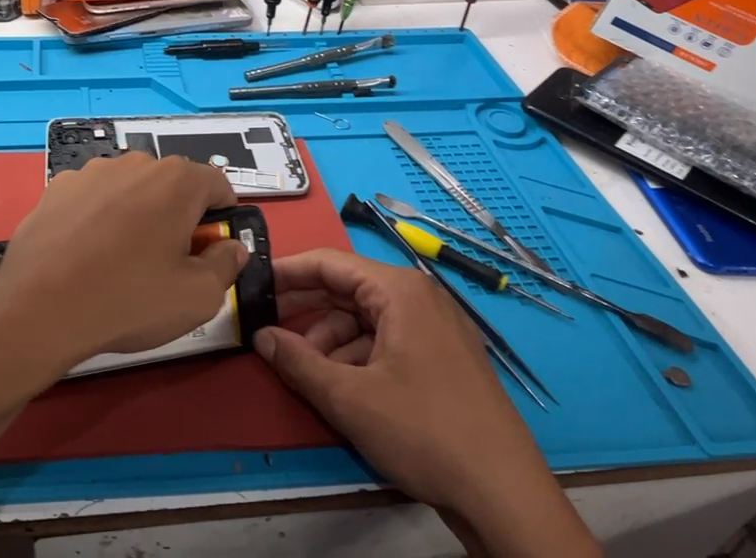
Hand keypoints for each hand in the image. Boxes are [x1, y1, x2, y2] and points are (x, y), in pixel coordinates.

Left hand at [0, 153, 247, 372]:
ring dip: (136, 216)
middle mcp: (133, 163)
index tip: (212, 252)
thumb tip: (229, 248)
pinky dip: (97, 221)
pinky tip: (85, 258)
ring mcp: (89, 173)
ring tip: (121, 264)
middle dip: (178, 217)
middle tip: (169, 264)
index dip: (222, 218)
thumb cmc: (130, 300)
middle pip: (171, 185)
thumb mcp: (199, 297)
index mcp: (176, 180)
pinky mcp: (54, 190)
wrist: (39, 309)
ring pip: (129, 191)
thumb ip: (226, 265)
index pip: (218, 185)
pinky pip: (92, 201)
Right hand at [254, 249, 595, 556]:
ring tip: (302, 370)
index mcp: (400, 291)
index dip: (287, 271)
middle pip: (348, 289)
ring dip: (329, 341)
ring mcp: (436, 329)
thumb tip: (261, 336)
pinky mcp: (443, 359)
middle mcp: (420, 298)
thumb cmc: (423, 432)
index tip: (251, 283)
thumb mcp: (348, 398)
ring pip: (366, 320)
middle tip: (264, 325)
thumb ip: (298, 361)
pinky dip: (357, 357)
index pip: (330, 263)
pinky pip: (387, 341)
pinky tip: (338, 387)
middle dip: (306, 309)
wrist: (504, 494)